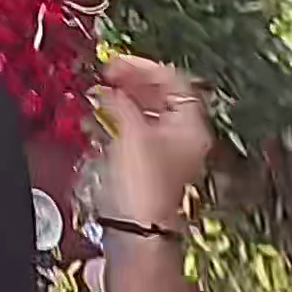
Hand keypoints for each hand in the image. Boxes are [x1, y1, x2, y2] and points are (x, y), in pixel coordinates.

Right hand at [94, 55, 212, 227]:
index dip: (145, 67)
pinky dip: (119, 115)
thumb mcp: (131, 132)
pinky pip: (135, 127)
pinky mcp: (146, 161)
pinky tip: (101, 110)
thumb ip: (120, 102)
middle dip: (133, 80)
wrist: (136, 229)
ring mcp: (164, 149)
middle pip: (161, 94)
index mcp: (190, 125)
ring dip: (124, 96)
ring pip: (146, 110)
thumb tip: (108, 89)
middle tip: (108, 71)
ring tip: (101, 88)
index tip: (118, 61)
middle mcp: (182, 135)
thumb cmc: (142, 181)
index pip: (173, 81)